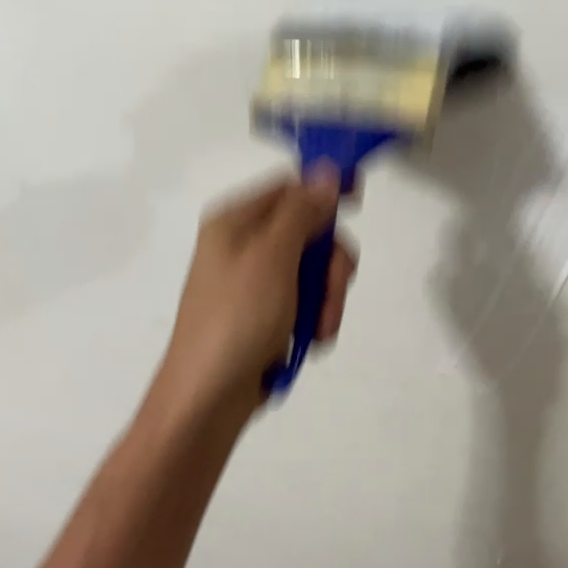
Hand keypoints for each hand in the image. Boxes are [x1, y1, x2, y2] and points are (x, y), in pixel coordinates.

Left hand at [155, 168, 356, 415]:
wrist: (207, 397)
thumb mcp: (273, 257)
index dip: (326, 192)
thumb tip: (327, 170)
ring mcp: (254, 283)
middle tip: (331, 293)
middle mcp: (244, 245)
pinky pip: (304, 304)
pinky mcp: (264, 317)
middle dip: (329, 266)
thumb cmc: (237, 319)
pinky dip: (313, 321)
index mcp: (236, 220)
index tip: (360, 203)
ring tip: (317, 331)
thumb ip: (302, 211)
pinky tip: (308, 342)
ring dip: (326, 300)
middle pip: (310, 232)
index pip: (291, 186)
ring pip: (313, 272)